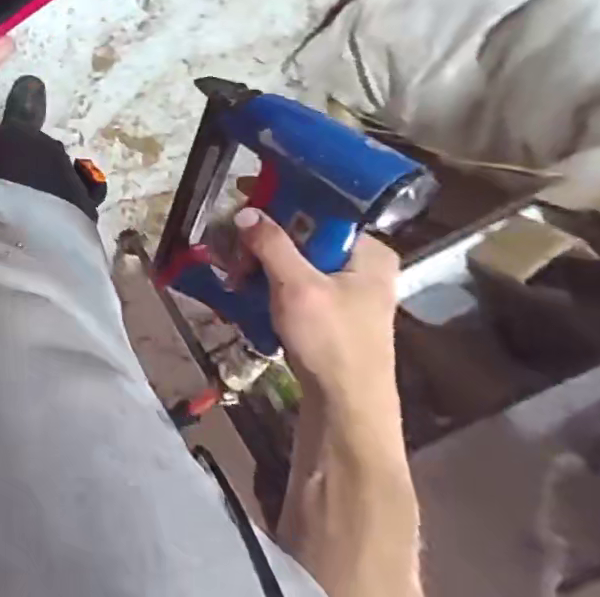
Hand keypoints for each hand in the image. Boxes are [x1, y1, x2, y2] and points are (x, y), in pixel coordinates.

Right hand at [235, 207, 400, 405]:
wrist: (345, 408)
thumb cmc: (331, 342)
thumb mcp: (297, 286)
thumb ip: (271, 244)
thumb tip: (246, 211)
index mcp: (369, 253)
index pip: (323, 207)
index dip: (282, 197)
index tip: (244, 191)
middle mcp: (362, 266)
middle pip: (304, 232)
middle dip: (264, 233)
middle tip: (230, 234)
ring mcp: (346, 291)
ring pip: (295, 257)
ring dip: (261, 258)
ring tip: (231, 262)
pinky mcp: (329, 312)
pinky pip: (293, 281)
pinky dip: (268, 279)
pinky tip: (243, 283)